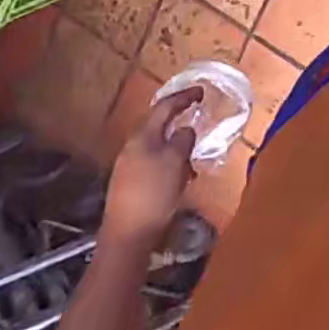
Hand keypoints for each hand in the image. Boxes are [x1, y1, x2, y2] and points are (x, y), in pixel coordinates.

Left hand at [102, 86, 201, 243]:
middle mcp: (131, 147)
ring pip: (156, 145)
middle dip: (177, 119)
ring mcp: (127, 167)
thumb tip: (185, 130)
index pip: (164, 106)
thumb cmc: (154, 194)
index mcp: (142, 136)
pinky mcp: (129, 186)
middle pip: (157, 124)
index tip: (201, 91)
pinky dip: (169, 162)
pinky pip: (153, 163)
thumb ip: (183, 139)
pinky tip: (179, 176)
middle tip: (195, 114)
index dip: (184, 97)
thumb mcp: (176, 161)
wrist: (127, 238)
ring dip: (175, 144)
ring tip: (192, 152)